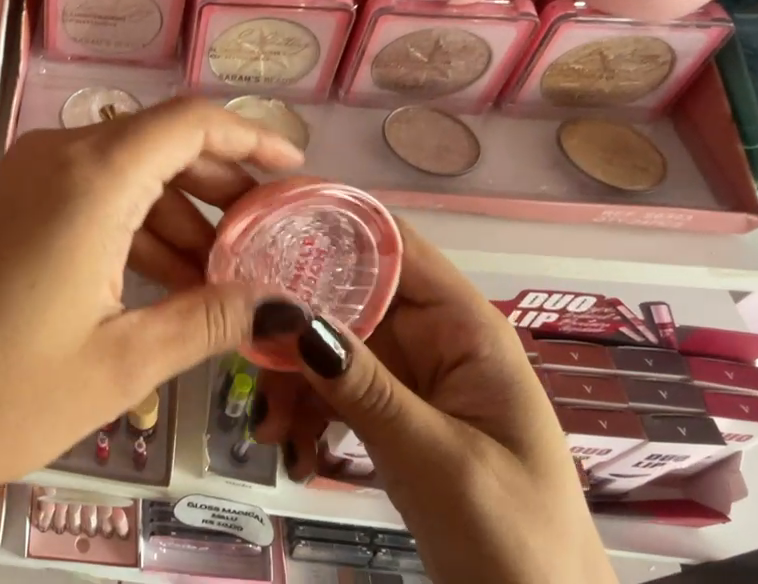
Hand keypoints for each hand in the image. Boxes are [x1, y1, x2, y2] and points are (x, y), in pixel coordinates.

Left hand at [0, 99, 301, 581]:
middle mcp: (52, 158)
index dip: (251, 138)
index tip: (296, 175)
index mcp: (90, 177)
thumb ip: (206, 319)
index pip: (188, 120)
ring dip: (172, 216)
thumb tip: (280, 307)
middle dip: (218, 186)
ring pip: (118, 175)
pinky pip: (79, 198)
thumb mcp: (118, 363)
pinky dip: (127, 229)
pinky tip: (156, 284)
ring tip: (220, 279)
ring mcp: (16, 181)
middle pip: (155, 144)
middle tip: (267, 242)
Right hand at [242, 227, 612, 583]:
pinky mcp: (387, 413)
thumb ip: (364, 385)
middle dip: (291, 319)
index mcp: (464, 328)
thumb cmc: (514, 538)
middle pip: (346, 296)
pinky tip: (291, 448)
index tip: (259, 219)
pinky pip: (329, 388)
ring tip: (269, 426)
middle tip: (243, 346)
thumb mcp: (437, 458)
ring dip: (289, 377)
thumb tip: (290, 314)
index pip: (393, 246)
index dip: (331, 222)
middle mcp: (432, 338)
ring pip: (327, 344)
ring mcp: (407, 377)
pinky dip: (304, 411)